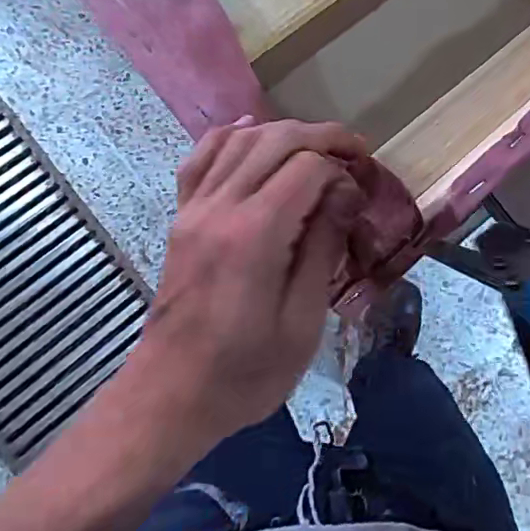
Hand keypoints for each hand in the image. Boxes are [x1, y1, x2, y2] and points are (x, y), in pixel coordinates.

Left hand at [128, 118, 368, 441]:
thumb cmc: (245, 372)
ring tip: (317, 147)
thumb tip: (344, 194)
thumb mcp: (303, 321)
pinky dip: (232, 137)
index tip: (360, 191)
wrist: (169, 397)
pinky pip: (202, 157)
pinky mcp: (181, 218)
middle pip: (274, 140)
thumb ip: (323, 249)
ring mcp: (194, 210)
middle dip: (321, 136)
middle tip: (355, 150)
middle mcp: (219, 209)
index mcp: (254, 237)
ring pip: (240, 140)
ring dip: (284, 132)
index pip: (306, 168)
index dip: (341, 169)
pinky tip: (254, 132)